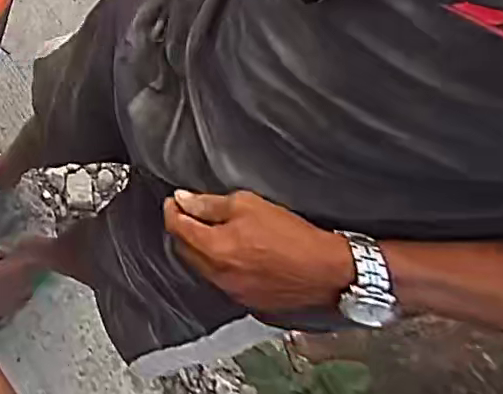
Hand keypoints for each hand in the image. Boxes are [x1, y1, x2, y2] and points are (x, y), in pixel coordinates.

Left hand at [162, 189, 355, 312]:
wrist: (330, 270)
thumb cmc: (291, 236)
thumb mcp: (245, 204)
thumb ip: (208, 203)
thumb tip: (183, 200)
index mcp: (216, 250)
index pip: (177, 228)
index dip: (172, 209)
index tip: (174, 200)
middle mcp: (221, 276)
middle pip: (184, 248)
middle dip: (182, 228)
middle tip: (188, 212)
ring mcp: (236, 293)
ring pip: (201, 267)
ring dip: (198, 247)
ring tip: (208, 229)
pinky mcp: (251, 303)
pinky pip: (221, 281)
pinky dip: (217, 265)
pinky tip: (228, 251)